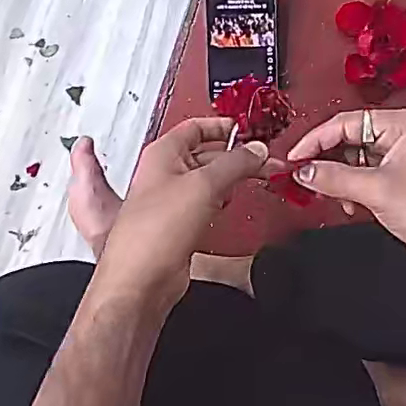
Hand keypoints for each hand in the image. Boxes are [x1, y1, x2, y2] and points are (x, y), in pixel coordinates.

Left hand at [94, 117, 269, 303]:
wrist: (142, 279)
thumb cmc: (154, 232)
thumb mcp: (204, 184)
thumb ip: (235, 162)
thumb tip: (255, 150)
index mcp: (163, 153)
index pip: (197, 127)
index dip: (223, 126)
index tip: (247, 130)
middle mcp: (165, 173)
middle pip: (206, 152)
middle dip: (237, 154)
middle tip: (263, 159)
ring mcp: (171, 199)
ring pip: (208, 178)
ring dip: (233, 176)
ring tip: (258, 176)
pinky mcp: (179, 223)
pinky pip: (206, 201)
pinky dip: (223, 198)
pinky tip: (233, 201)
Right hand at [287, 109, 405, 272]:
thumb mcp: (378, 191)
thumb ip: (335, 178)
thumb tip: (302, 170)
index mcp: (404, 124)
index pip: (347, 122)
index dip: (317, 139)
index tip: (294, 158)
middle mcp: (402, 135)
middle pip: (349, 138)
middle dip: (326, 158)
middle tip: (301, 175)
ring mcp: (401, 158)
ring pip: (354, 159)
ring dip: (338, 177)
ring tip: (325, 193)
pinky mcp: (398, 180)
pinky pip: (364, 176)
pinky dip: (350, 188)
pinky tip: (346, 204)